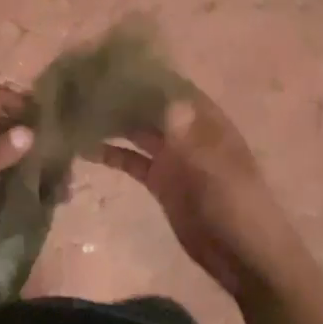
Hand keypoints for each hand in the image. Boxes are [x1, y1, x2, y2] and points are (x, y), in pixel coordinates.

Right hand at [93, 92, 292, 284]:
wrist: (247, 261)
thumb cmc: (239, 210)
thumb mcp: (215, 171)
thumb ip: (189, 138)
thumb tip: (168, 100)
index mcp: (208, 124)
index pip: (173, 88)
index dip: (147, 74)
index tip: (110, 62)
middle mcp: (188, 134)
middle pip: (151, 107)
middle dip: (121, 96)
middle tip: (81, 85)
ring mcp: (174, 159)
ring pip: (137, 132)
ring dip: (112, 123)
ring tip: (76, 112)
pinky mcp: (161, 183)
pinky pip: (132, 161)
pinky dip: (111, 154)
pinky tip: (85, 148)